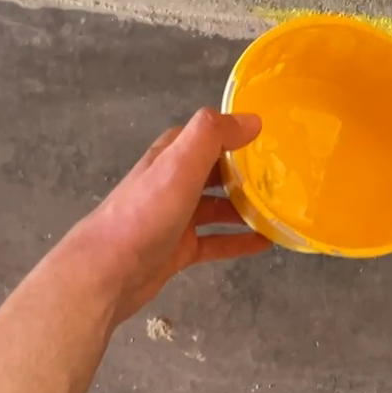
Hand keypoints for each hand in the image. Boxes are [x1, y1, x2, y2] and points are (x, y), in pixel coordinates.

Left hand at [53, 108, 270, 323]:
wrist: (109, 271)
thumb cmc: (145, 215)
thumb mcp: (179, 166)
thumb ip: (212, 137)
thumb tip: (253, 120)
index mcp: (169, 159)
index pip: (203, 136)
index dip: (231, 134)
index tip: (267, 139)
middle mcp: (172, 185)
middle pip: (214, 172)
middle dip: (245, 173)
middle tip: (282, 179)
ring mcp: (176, 219)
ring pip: (217, 208)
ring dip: (246, 208)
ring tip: (280, 211)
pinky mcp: (181, 249)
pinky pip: (217, 241)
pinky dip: (240, 241)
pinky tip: (266, 243)